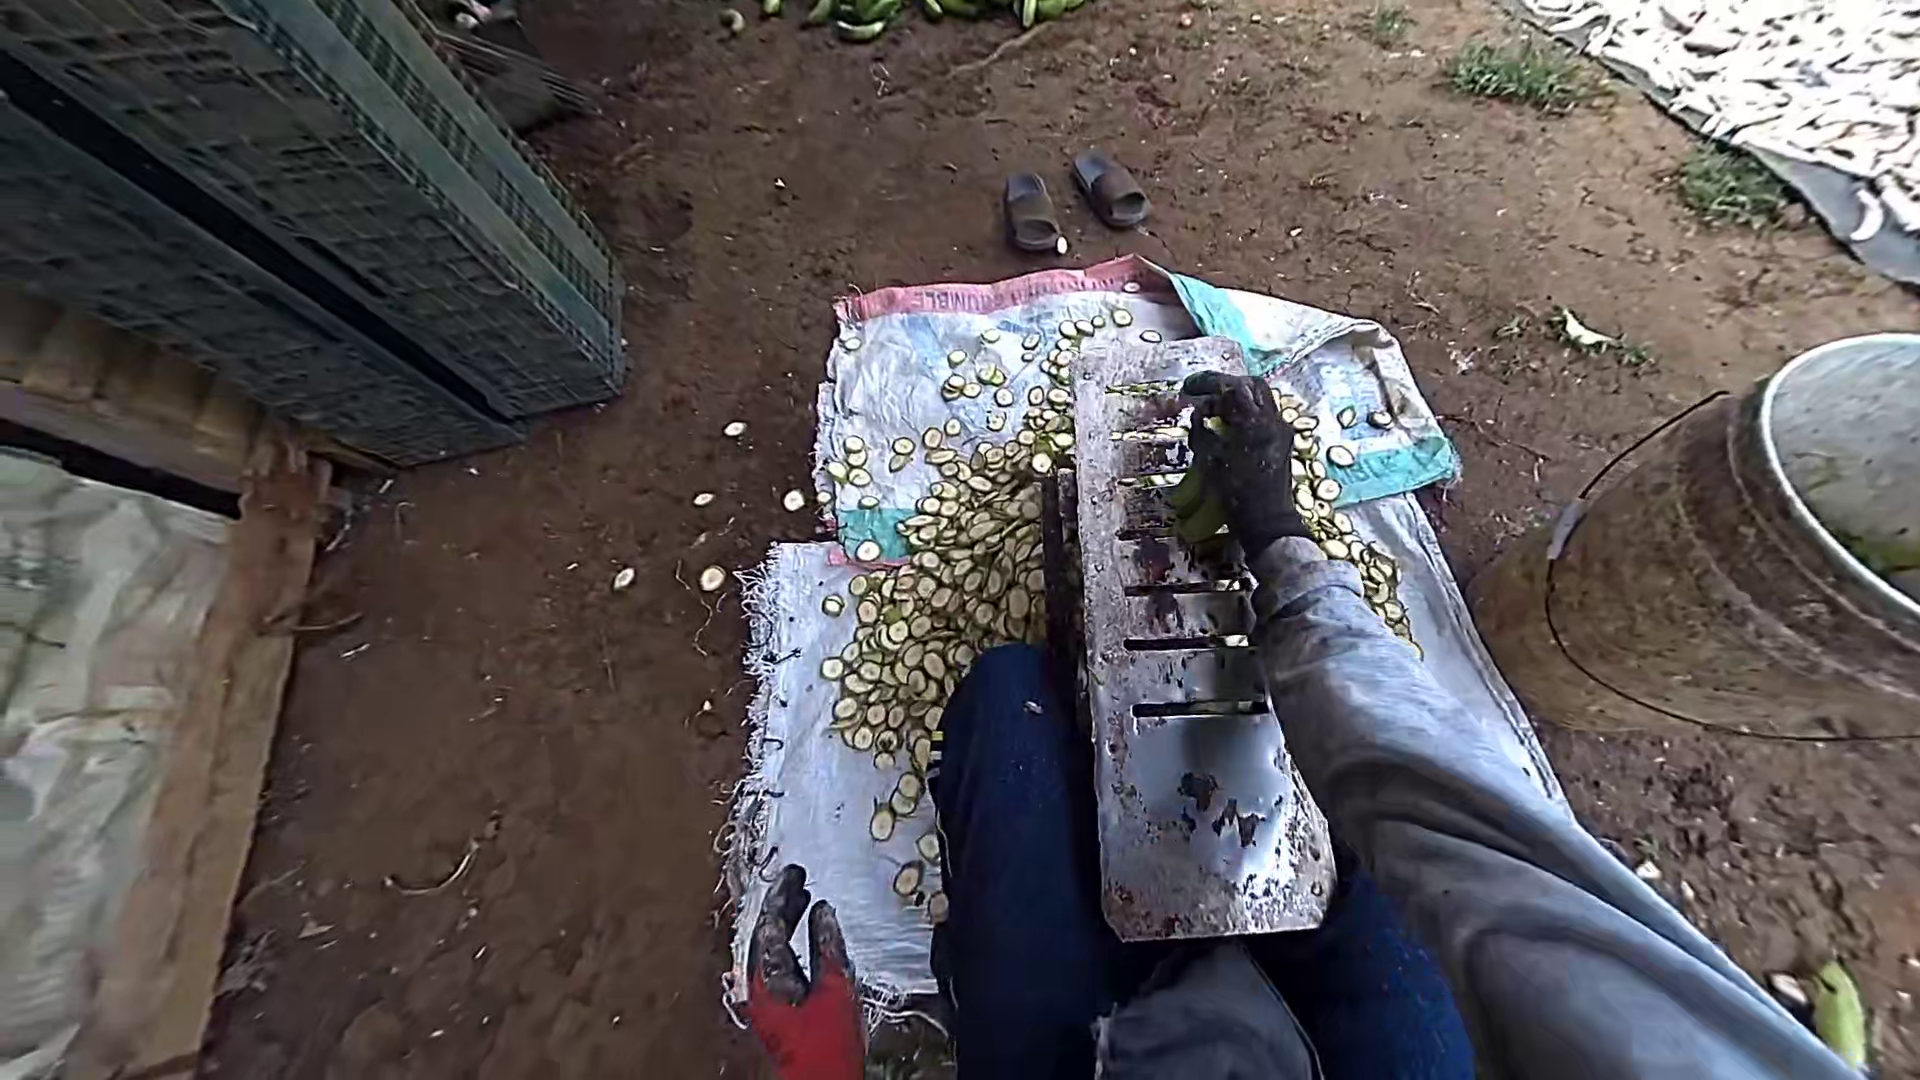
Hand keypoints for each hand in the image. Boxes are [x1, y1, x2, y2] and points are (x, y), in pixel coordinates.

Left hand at [746, 865, 863, 1079]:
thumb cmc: (827, 1037)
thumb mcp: (834, 984)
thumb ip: (826, 943)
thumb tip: (822, 910)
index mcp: (767, 976)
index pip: (769, 922)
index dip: (782, 894)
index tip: (795, 872)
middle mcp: (759, 983)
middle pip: (765, 931)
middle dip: (782, 903)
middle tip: (798, 878)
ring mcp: (765, 993)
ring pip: (770, 944)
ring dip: (785, 919)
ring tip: (802, 897)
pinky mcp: (776, 1001)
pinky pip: (777, 957)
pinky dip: (789, 937)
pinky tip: (805, 929)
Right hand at [1181, 372, 1308, 554]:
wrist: (1268, 520)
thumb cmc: (1237, 495)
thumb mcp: (1212, 462)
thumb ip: (1204, 433)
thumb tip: (1198, 414)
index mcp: (1254, 425)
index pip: (1233, 388)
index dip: (1208, 383)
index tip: (1188, 388)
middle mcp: (1273, 420)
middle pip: (1252, 386)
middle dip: (1226, 386)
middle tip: (1203, 394)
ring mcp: (1281, 429)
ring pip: (1260, 398)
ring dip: (1236, 399)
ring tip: (1213, 411)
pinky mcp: (1282, 439)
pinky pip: (1263, 414)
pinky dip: (1244, 413)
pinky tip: (1228, 425)